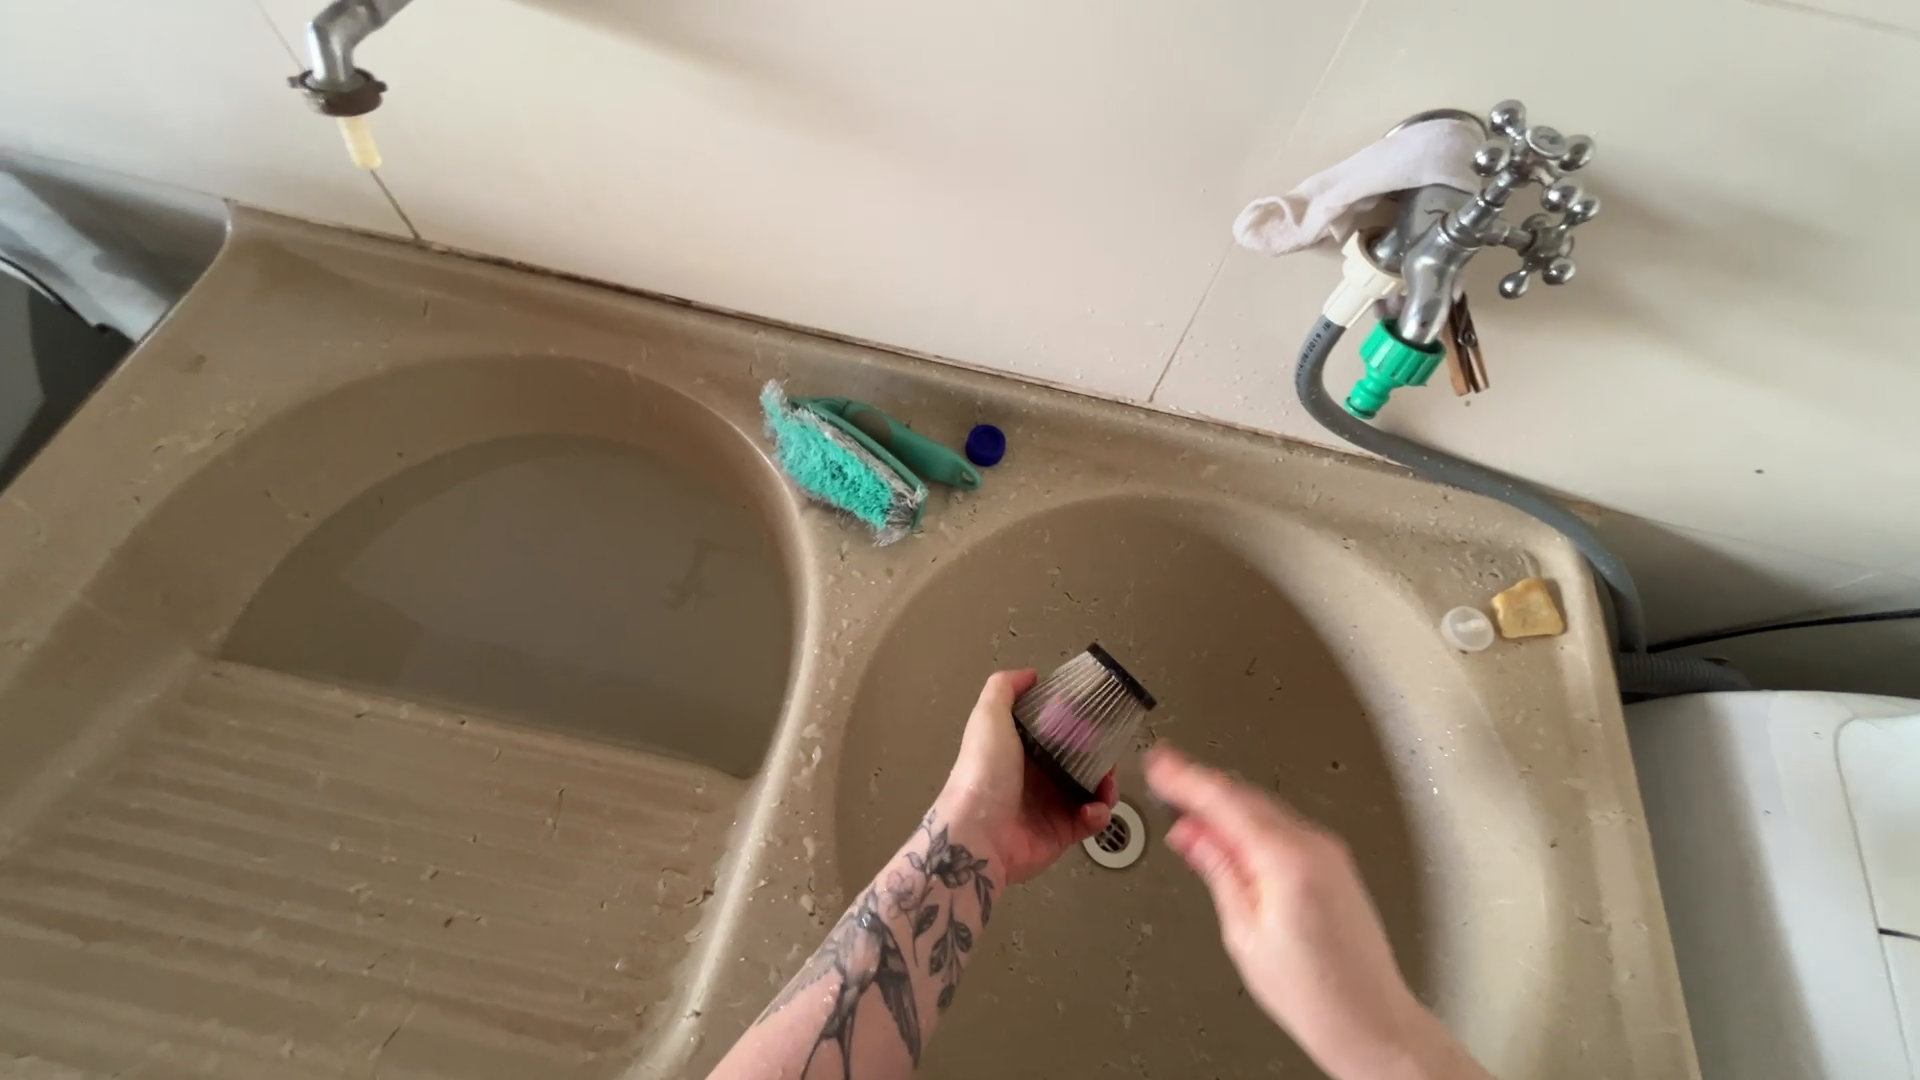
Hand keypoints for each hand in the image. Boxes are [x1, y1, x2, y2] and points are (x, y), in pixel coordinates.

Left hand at [934, 670, 1117, 885]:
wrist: (979, 834)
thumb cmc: (983, 771)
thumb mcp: (988, 716)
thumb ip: (1005, 688)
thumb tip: (1031, 674)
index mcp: (1018, 748)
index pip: (1055, 731)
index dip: (1075, 723)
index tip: (1094, 716)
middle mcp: (1034, 775)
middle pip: (1078, 760)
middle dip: (1098, 755)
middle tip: (1108, 754)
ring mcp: (1049, 805)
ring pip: (1090, 789)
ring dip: (1106, 785)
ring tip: (1106, 784)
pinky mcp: (1061, 833)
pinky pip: (1091, 820)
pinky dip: (1099, 813)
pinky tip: (1093, 809)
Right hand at [1145, 745, 1492, 1079]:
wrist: (1373, 1024)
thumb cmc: (1315, 995)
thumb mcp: (1244, 932)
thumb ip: (1218, 870)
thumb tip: (1191, 835)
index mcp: (1287, 860)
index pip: (1224, 801)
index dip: (1186, 778)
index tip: (1159, 764)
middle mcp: (1313, 847)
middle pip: (1244, 796)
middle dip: (1201, 784)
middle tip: (1164, 776)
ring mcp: (1328, 852)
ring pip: (1262, 806)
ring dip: (1222, 800)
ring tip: (1186, 803)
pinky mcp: (1333, 862)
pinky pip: (1280, 823)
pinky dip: (1246, 817)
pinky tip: (1226, 825)